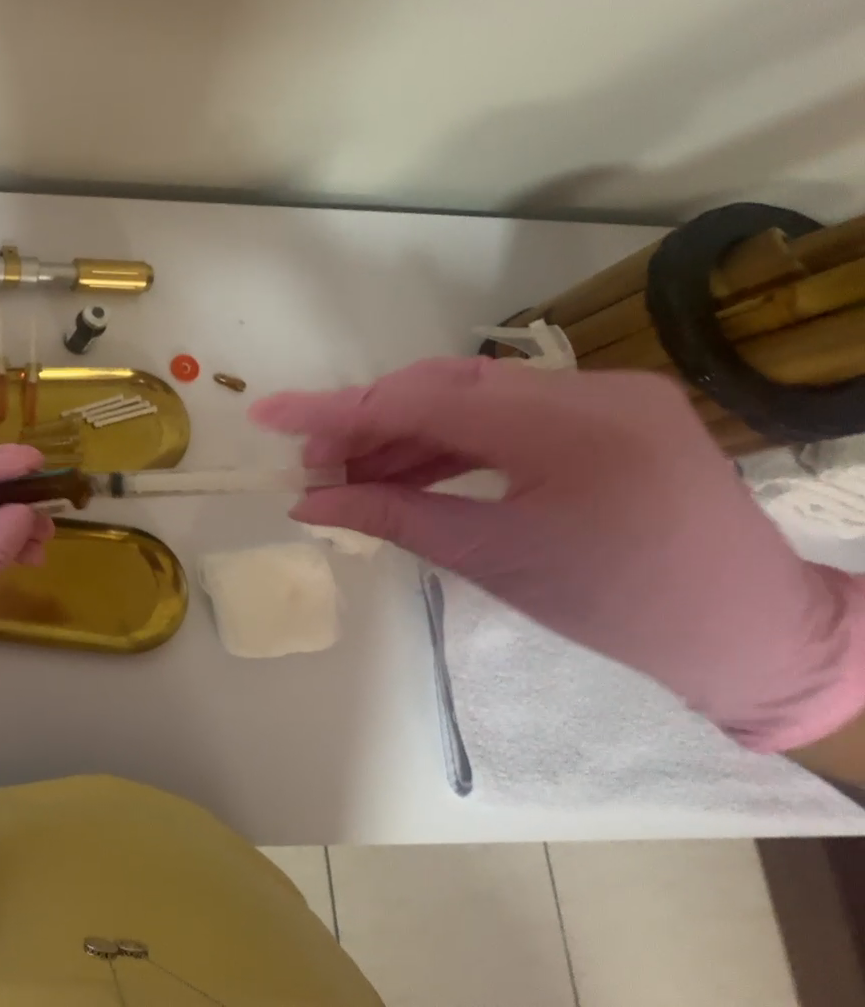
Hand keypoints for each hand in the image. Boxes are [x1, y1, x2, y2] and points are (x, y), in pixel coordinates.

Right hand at [252, 356, 864, 752]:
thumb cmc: (620, 606)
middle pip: (443, 387)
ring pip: (470, 397)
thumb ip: (391, 516)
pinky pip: (505, 414)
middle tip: (311, 466)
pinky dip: (448, 442)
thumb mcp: (492, 559)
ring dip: (402, 434)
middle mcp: (591, 388)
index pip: (423, 399)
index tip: (267, 415)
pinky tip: (404, 472)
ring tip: (348, 476)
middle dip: (366, 422)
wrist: (750, 631)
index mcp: (570, 425)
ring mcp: (605, 394)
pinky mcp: (608, 412)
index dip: (335, 407)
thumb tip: (307, 503)